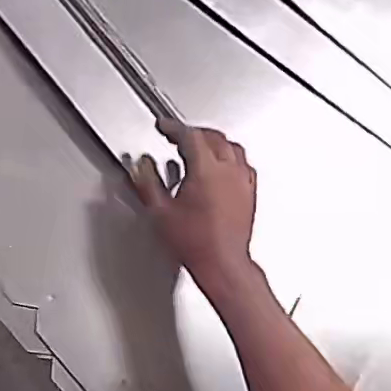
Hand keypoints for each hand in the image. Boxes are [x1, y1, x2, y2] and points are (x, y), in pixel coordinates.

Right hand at [129, 121, 258, 293]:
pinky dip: (230, 158)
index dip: (173, 128)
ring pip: (231, 147)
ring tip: (199, 146)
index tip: (164, 126)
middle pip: (212, 136)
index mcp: (206, 169)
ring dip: (213, 142)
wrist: (223, 263)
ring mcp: (242, 181)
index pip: (189, 136)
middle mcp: (228, 170)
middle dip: (193, 132)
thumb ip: (148, 183)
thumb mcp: (160, 212)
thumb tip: (141, 166)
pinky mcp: (249, 193)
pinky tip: (222, 166)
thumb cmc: (197, 243)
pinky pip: (243, 164)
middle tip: (178, 135)